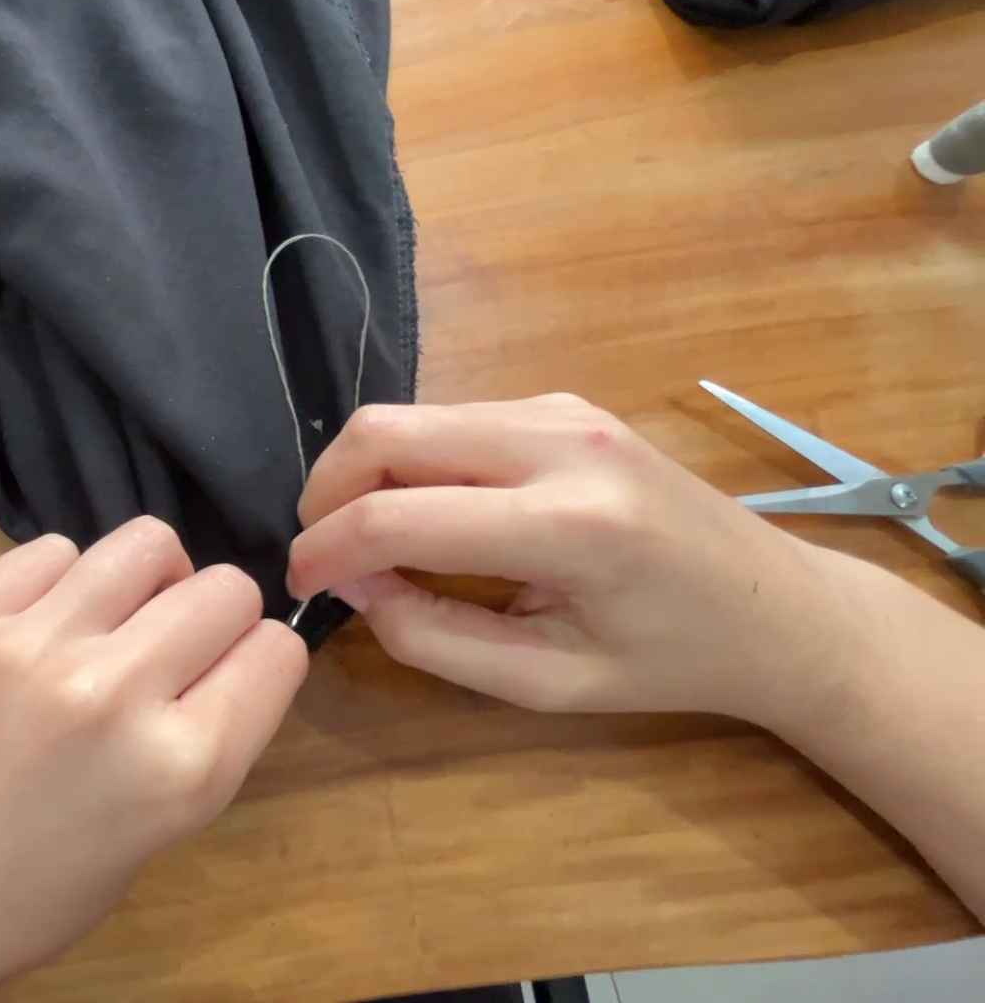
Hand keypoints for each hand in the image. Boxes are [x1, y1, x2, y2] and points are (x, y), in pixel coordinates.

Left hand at [0, 519, 307, 1002]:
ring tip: (118, 615)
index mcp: (178, 769)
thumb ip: (206, 735)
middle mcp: (111, 692)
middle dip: (219, 612)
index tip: (235, 665)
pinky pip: (53, 550)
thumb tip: (231, 645)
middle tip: (174, 642)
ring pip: (145, 543)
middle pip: (224, 589)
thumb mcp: (156, 834)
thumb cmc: (34, 887)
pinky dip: (67, 578)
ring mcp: (31, 645)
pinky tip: (46, 620)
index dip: (263, 655)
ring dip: (151, 577)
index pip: (275, 652)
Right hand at [286, 394, 890, 727]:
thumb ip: (424, 633)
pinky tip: (417, 509)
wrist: (783, 609)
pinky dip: (399, 463)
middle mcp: (561, 441)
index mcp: (571, 525)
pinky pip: (435, 420)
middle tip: (323, 550)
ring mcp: (557, 408)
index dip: (323, 550)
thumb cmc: (666, 663)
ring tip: (365, 536)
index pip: (395, 516)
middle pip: (380, 433)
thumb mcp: (538, 683)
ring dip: (356, 475)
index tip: (301, 584)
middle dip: (324, 493)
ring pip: (399, 418)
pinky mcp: (551, 401)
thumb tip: (350, 577)